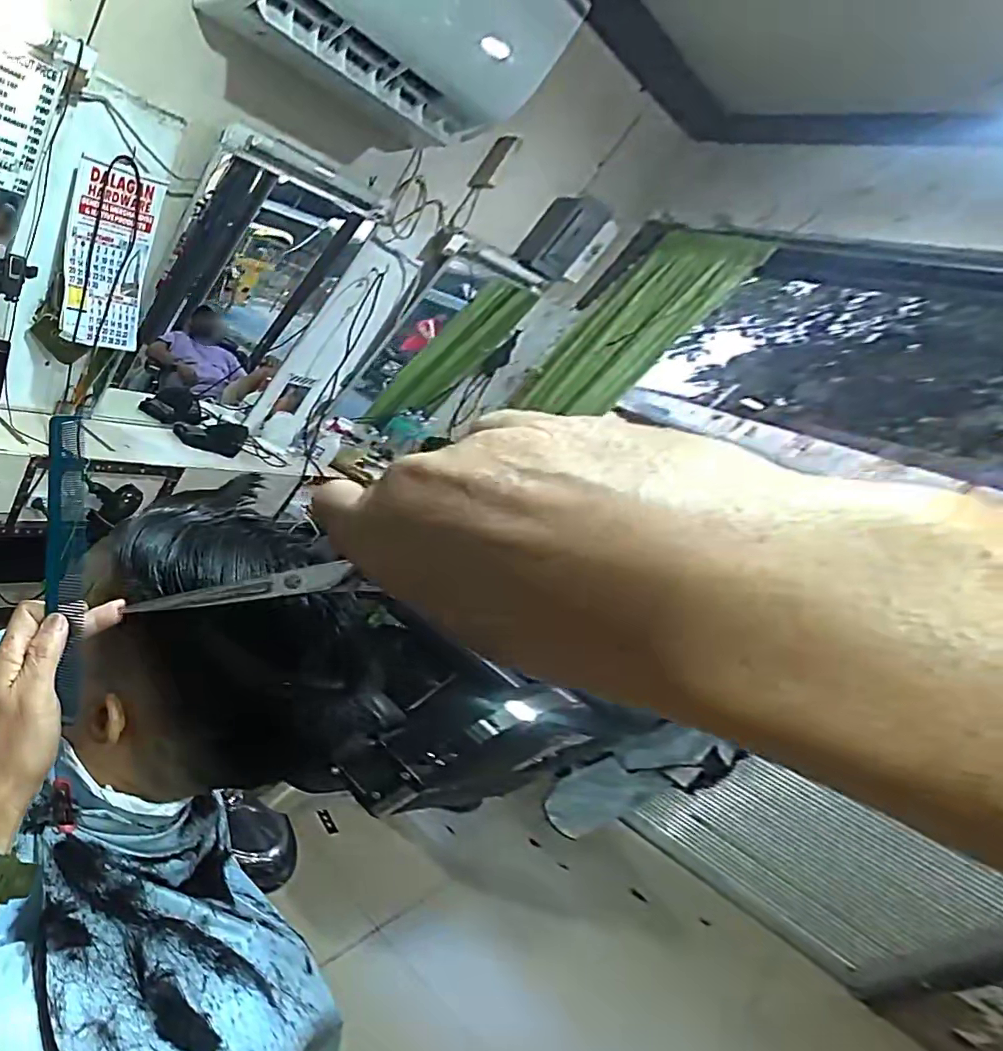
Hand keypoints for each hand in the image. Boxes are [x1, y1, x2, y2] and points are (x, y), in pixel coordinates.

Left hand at [0, 600, 122, 849]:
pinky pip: (50, 662)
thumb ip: (45, 652)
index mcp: (8, 656)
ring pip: (48, 643)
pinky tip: (86, 653)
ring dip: (75, 631)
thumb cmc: (20, 743)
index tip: (89, 609)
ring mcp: (21, 679)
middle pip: (43, 625)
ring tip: (108, 623)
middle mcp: (13, 662)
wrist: (4, 788)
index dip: (57, 606)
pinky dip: (70, 651)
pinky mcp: (31, 695)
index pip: (29, 613)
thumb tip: (58, 616)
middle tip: (116, 611)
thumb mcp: (35, 693)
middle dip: (76, 615)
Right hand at [310, 409, 949, 709]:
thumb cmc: (569, 631)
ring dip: (498, 482)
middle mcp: (432, 467)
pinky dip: (558, 467)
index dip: (357, 522)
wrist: (720, 586)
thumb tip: (434, 549)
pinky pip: (542, 442)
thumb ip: (427, 572)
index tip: (391, 544)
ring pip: (478, 455)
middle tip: (502, 552)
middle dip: (441, 509)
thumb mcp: (471, 622)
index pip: (332, 503)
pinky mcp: (575, 416)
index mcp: (390, 522)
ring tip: (570, 526)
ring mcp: (505, 435)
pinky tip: (617, 504)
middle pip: (414, 482)